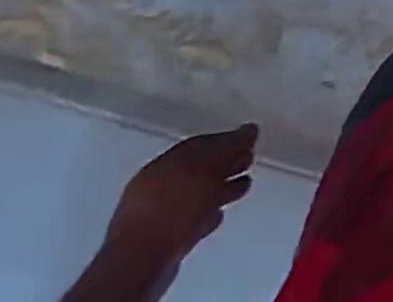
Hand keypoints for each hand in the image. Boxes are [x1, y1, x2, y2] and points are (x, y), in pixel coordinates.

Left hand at [105, 123, 258, 260]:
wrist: (144, 260)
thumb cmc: (170, 210)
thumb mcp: (213, 166)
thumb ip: (233, 145)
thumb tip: (247, 131)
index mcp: (168, 160)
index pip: (205, 142)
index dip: (230, 139)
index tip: (248, 137)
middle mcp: (157, 184)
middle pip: (200, 167)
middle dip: (226, 164)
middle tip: (246, 160)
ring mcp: (156, 213)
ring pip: (197, 193)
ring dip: (219, 189)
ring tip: (240, 187)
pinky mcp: (161, 239)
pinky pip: (189, 217)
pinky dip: (206, 212)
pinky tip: (215, 213)